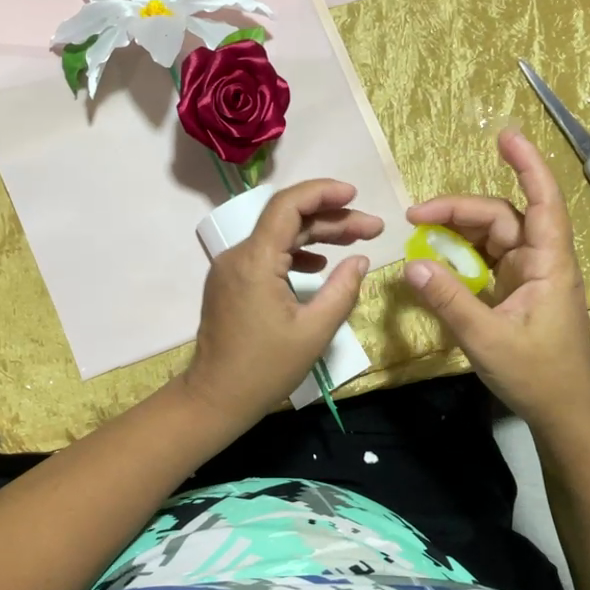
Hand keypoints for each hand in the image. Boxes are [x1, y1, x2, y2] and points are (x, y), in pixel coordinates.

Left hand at [181, 179, 379, 424]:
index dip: (323, 193)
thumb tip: (360, 260)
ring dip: (316, 236)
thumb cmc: (266, 368)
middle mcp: (237, 256)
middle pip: (287, 220)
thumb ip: (342, 290)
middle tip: (373, 229)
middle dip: (332, 219)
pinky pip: (265, 256)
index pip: (288, 205)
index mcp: (255, 261)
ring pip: (277, 237)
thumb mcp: (314, 331)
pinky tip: (319, 264)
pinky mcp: (229, 284)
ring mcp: (229, 270)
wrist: (216, 396)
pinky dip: (294, 254)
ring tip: (355, 242)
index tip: (355, 195)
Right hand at [404, 130, 589, 428]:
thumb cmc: (535, 374)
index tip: (505, 137)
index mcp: (548, 265)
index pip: (542, 202)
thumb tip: (412, 264)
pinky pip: (485, 262)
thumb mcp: (486, 338)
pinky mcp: (515, 294)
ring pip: (491, 238)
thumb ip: (449, 299)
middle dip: (459, 210)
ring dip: (456, 232)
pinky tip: (435, 260)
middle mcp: (540, 263)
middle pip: (501, 218)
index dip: (528, 166)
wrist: (560, 411)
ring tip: (418, 232)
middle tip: (413, 215)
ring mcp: (527, 278)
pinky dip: (460, 257)